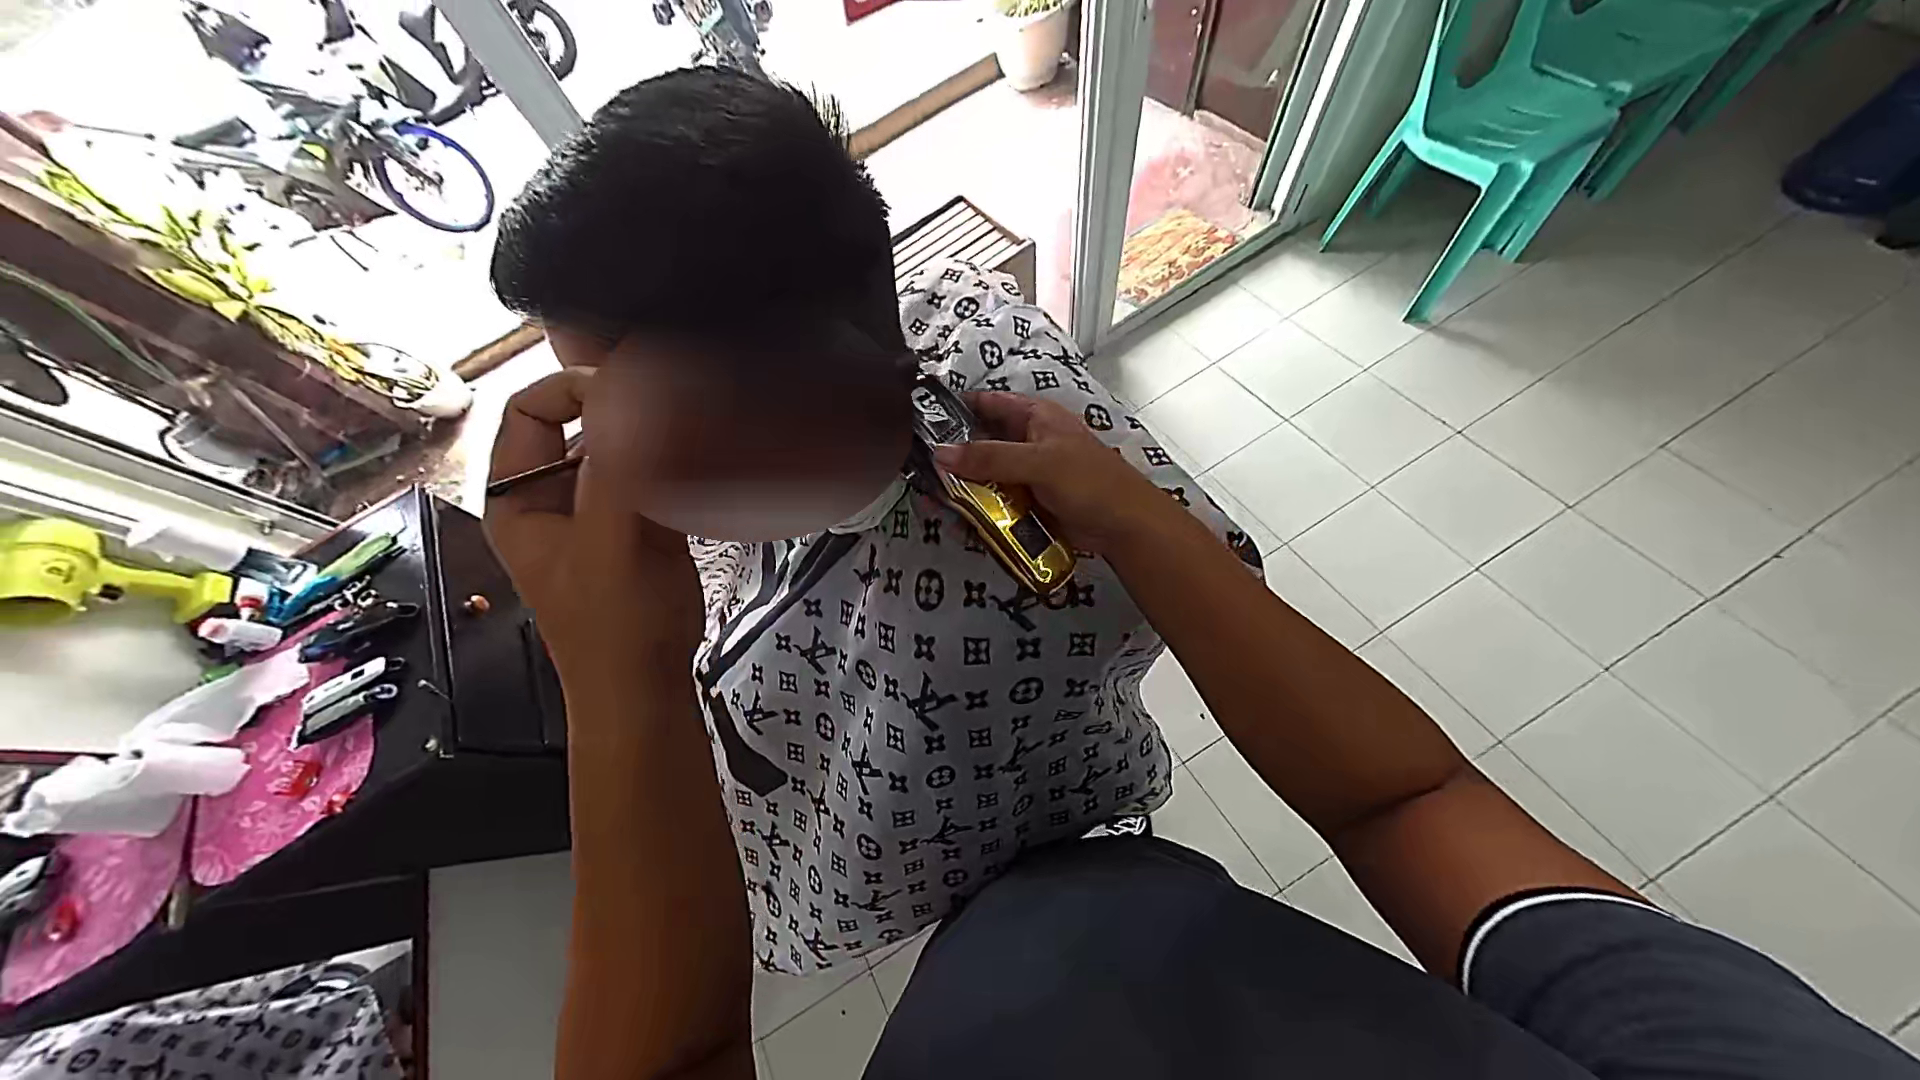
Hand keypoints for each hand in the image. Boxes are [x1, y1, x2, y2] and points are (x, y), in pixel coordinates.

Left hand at [483, 369, 701, 686]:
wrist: (647, 685)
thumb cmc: (616, 623)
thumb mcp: (611, 542)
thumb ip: (620, 468)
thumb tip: (633, 390)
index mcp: (518, 495)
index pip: (529, 410)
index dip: (574, 389)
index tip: (637, 392)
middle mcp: (553, 494)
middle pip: (581, 424)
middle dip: (628, 410)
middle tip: (681, 404)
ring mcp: (600, 511)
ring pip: (624, 449)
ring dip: (658, 436)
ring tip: (700, 430)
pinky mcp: (640, 525)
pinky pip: (653, 477)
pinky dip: (678, 464)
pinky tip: (706, 463)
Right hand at [932, 391, 1176, 555]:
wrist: (1124, 526)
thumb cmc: (1089, 482)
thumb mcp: (1039, 462)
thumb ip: (990, 457)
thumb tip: (940, 454)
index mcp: (1034, 417)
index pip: (987, 403)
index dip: (955, 407)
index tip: (921, 420)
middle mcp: (1027, 441)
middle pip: (980, 443)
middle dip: (952, 456)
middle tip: (918, 471)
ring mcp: (1027, 474)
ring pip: (984, 476)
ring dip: (961, 488)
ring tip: (931, 503)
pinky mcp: (1028, 503)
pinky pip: (995, 502)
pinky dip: (977, 510)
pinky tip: (958, 523)